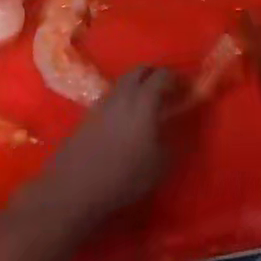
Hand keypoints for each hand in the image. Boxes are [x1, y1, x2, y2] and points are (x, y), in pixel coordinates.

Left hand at [23, 67, 178, 225]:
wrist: (73, 190)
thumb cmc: (123, 176)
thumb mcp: (160, 164)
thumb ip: (174, 139)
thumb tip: (179, 126)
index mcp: (143, 100)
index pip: (163, 75)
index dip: (177, 78)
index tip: (187, 89)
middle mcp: (122, 94)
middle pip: (139, 70)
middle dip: (155, 75)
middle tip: (167, 90)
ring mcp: (100, 104)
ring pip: (122, 83)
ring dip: (136, 86)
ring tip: (146, 106)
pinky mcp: (86, 117)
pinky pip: (109, 98)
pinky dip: (122, 101)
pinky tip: (124, 122)